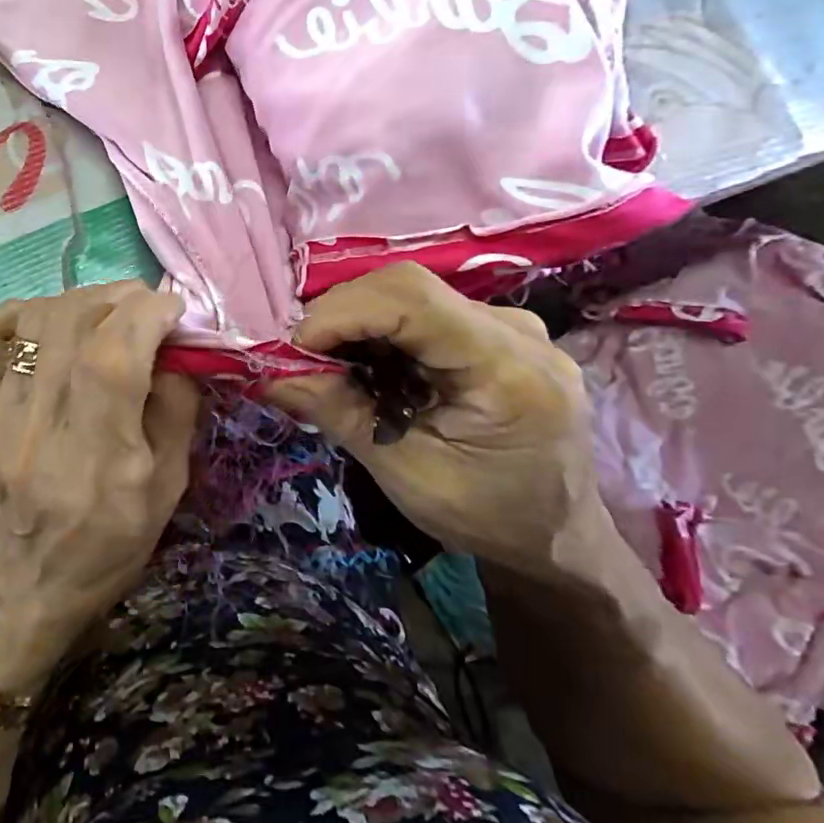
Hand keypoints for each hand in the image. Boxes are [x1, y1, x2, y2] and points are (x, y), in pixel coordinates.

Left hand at [0, 282, 201, 696]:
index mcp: (97, 454)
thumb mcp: (168, 489)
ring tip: (106, 313)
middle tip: (144, 308)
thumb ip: (177, 411)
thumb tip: (176, 346)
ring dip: (79, 300)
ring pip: (34, 319)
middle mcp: (41, 424)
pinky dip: (17, 314)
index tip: (173, 309)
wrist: (31, 579)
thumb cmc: (110, 543)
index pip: (113, 354)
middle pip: (72, 322)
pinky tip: (48, 322)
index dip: (147, 313)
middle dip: (119, 298)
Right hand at [264, 263, 608, 580]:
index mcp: (507, 370)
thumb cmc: (485, 515)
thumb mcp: (403, 473)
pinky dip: (374, 329)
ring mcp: (508, 325)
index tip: (295, 352)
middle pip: (404, 287)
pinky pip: (419, 309)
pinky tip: (363, 365)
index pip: (411, 300)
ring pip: (407, 293)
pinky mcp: (492, 331)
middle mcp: (515, 331)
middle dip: (338, 316)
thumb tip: (268, 375)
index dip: (340, 313)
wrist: (555, 535)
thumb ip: (338, 413)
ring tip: (328, 366)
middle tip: (302, 362)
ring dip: (352, 321)